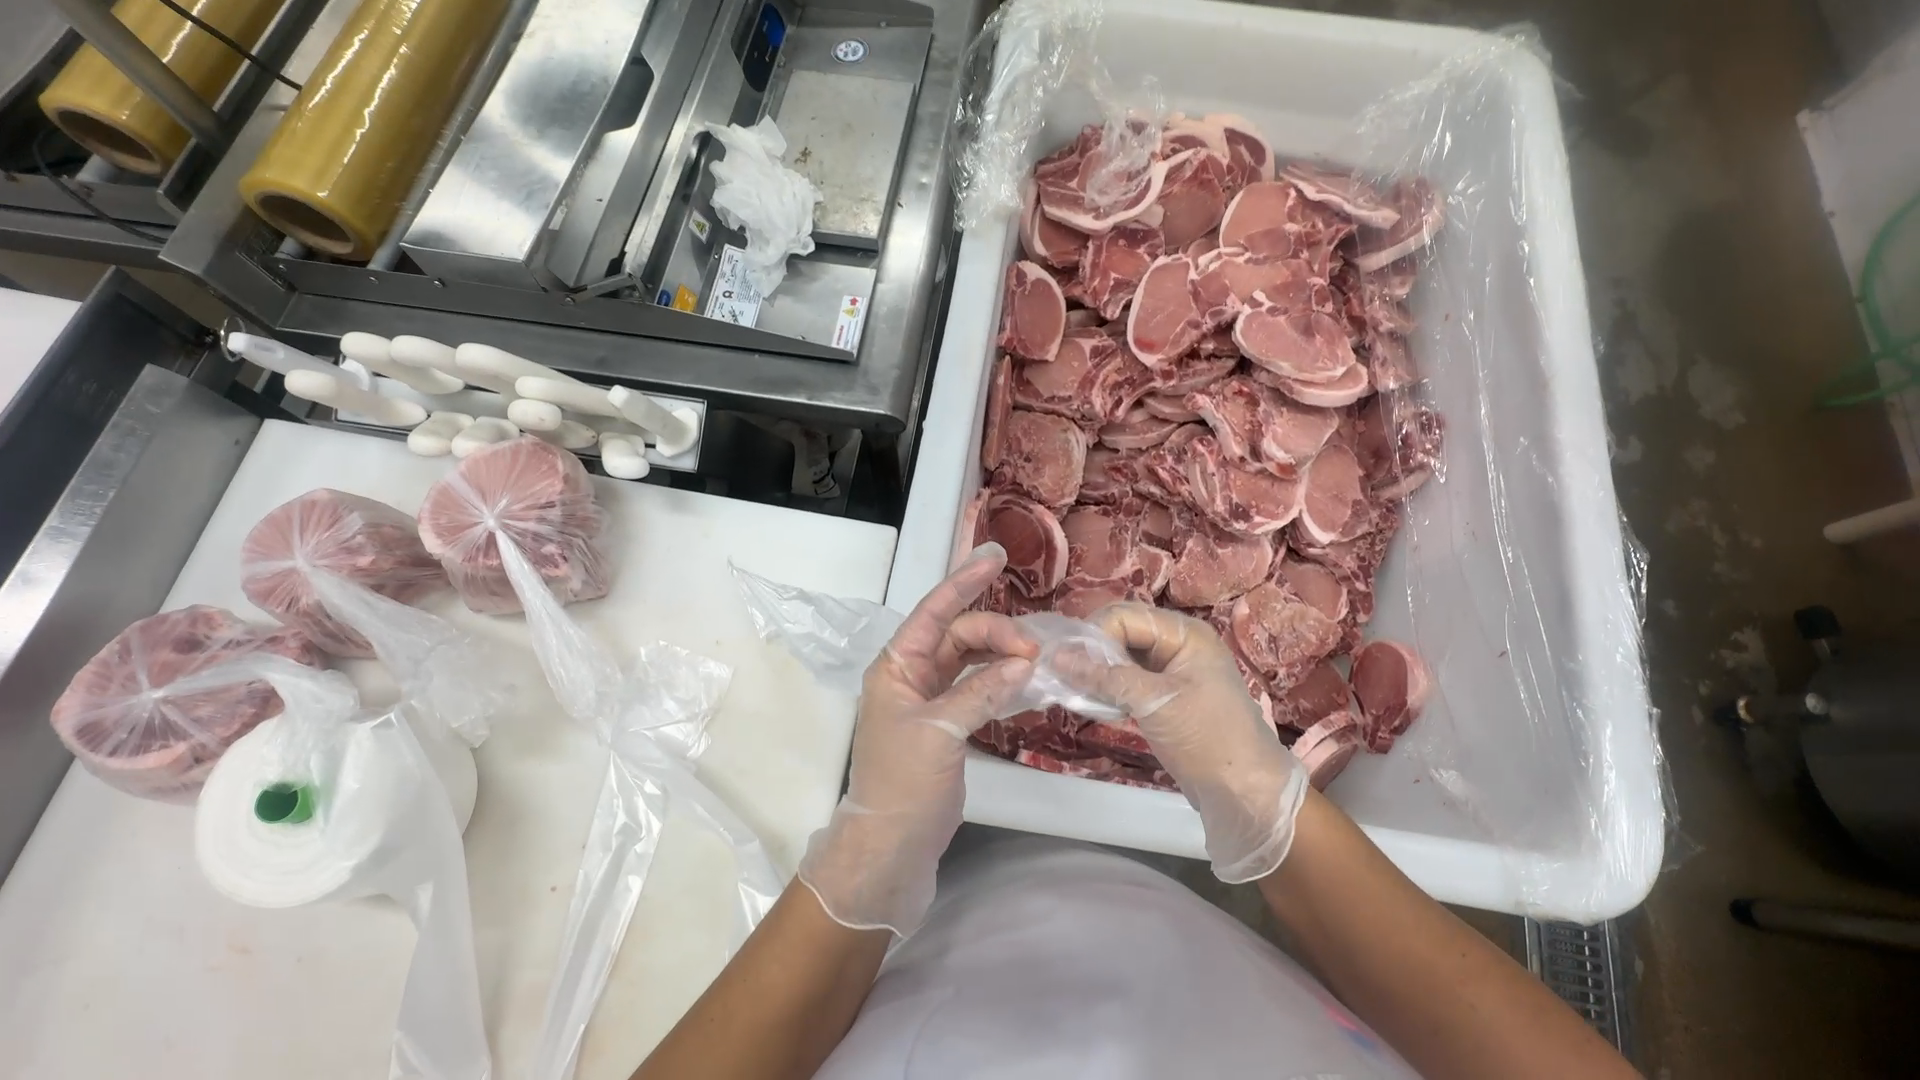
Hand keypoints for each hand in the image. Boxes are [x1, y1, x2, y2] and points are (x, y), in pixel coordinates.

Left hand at [797, 543, 1036, 934]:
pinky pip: (979, 690)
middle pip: (959, 635)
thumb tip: (1023, 665)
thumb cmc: (903, 785)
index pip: (935, 612)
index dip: (965, 582)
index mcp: (896, 667)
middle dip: (997, 634)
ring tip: (1038, 663)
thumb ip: (980, 693)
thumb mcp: (939, 733)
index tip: (996, 557)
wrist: (891, 847)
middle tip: (1035, 652)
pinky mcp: (948, 726)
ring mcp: (931, 702)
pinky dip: (1002, 684)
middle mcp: (911, 676)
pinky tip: (1029, 684)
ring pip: (971, 662)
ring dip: (1002, 657)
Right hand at [1058, 603, 1307, 882]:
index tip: (1067, 664)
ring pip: (1122, 658)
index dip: (1094, 636)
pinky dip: (1109, 689)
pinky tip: (1094, 704)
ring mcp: (1172, 672)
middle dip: (1092, 653)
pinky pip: (1128, 681)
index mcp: (1184, 634)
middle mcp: (1177, 645)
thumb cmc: (1207, 739)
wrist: (1245, 793)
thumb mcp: (1155, 703)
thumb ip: (1106, 678)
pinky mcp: (1165, 697)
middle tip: (1065, 678)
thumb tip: (1057, 656)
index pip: (1124, 616)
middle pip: (1121, 633)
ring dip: (1097, 673)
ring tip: (1074, 692)